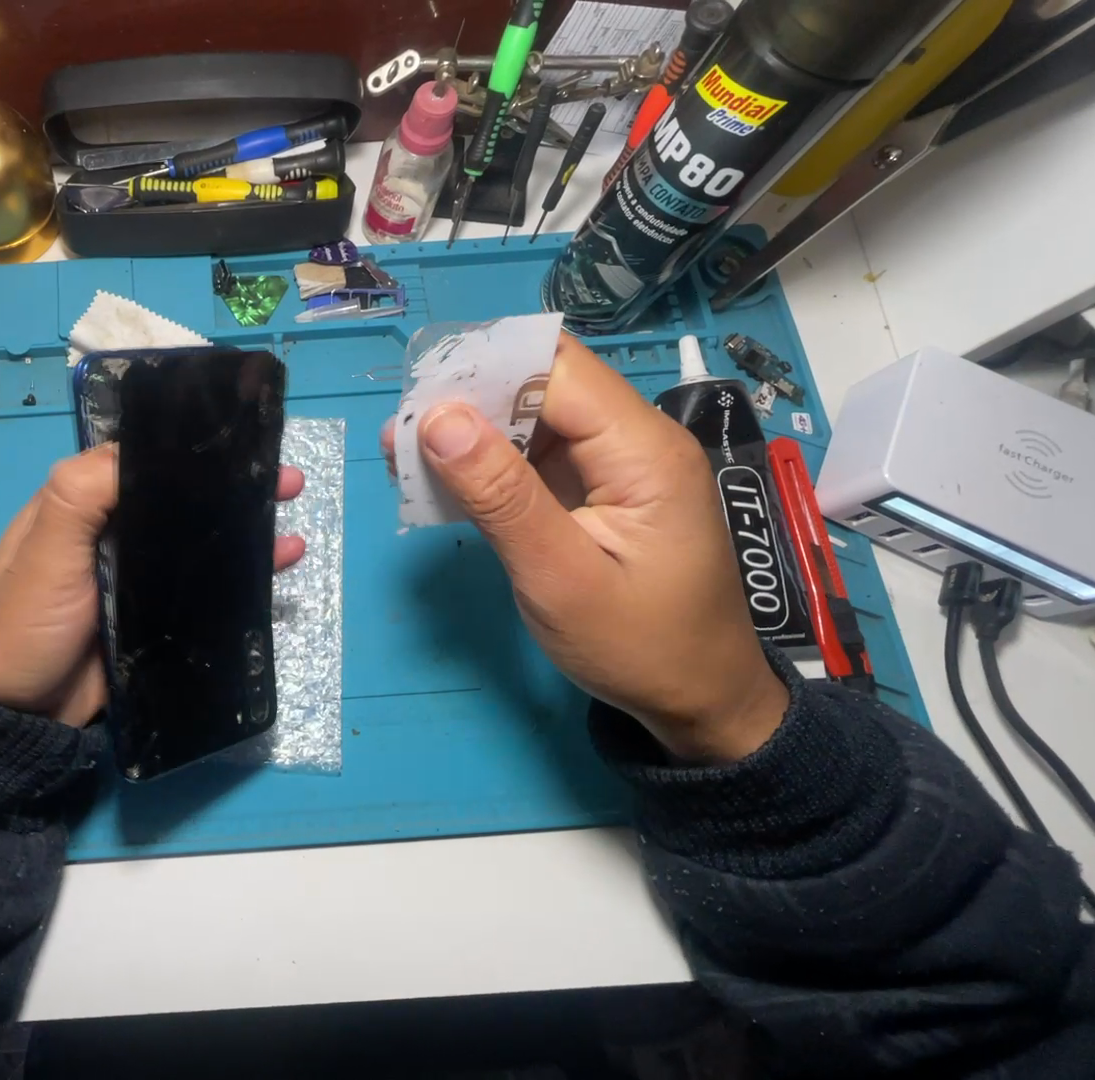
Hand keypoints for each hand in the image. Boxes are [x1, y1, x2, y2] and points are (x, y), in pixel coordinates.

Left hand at [0, 445, 305, 727]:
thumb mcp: (44, 551)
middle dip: (230, 485)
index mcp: (81, 507)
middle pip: (180, 499)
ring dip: (245, 524)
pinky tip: (282, 560)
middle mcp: (113, 533)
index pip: (139, 462)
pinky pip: (208, 586)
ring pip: (200, 539)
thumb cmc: (25, 623)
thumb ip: (80, 494)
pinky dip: (243, 571)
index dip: (185, 449)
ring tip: (290, 511)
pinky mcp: (158, 616)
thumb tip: (138, 447)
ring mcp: (139, 576)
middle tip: (285, 478)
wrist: (22, 715)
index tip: (237, 440)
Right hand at [382, 334, 786, 762]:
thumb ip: (500, 496)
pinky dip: (483, 465)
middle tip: (400, 438)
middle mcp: (630, 440)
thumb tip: (438, 419)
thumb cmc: (636, 646)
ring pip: (528, 418)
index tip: (417, 406)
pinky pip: (530, 456)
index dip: (484, 372)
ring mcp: (610, 464)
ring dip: (467, 434)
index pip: (556, 370)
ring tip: (405, 461)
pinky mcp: (591, 489)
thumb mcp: (558, 578)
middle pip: (540, 384)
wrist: (694, 700)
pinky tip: (439, 484)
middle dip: (467, 402)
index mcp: (641, 449)